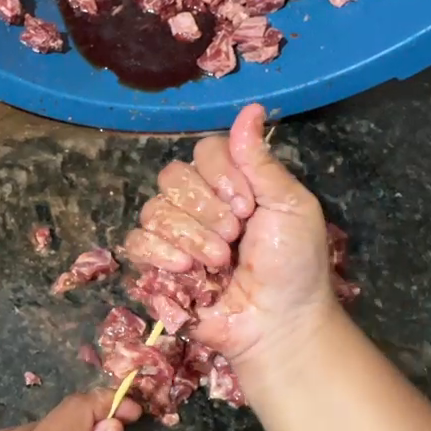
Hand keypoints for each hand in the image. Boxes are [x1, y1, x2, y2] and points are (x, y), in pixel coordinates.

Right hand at [122, 102, 338, 368]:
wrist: (277, 322)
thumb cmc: (293, 266)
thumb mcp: (290, 206)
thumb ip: (260, 161)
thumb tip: (249, 108)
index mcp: (230, 185)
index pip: (203, 152)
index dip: (221, 176)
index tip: (249, 206)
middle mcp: (197, 204)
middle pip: (172, 178)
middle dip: (205, 209)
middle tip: (235, 236)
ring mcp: (174, 235)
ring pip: (154, 210)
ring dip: (189, 235)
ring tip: (218, 261)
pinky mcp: (156, 266)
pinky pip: (137, 242)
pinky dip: (160, 253)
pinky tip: (187, 270)